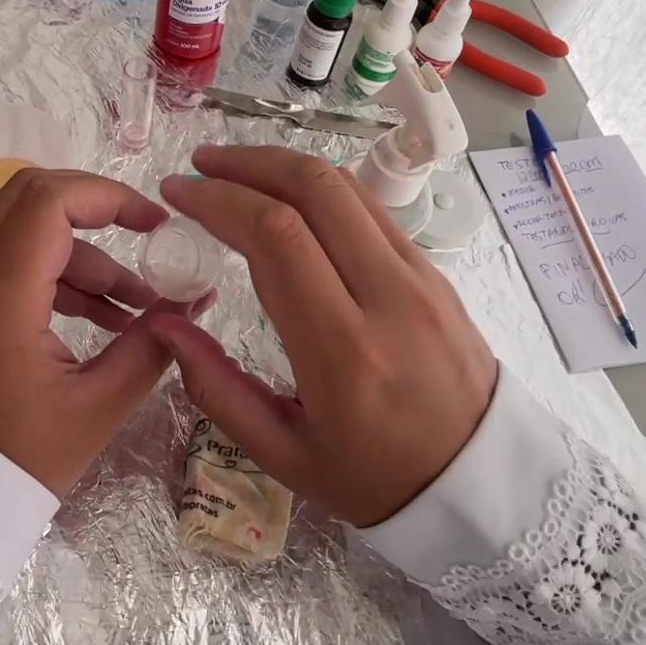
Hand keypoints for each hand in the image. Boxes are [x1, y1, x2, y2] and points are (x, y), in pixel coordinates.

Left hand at [0, 168, 203, 495]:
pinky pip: (7, 262)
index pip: (47, 203)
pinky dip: (55, 274)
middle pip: (29, 196)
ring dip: (81, 252)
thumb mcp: (99, 406)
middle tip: (144, 236)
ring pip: (20, 229)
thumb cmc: (22, 460)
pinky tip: (100, 316)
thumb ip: (152, 343)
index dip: (109, 196)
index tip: (154, 223)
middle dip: (95, 209)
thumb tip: (196, 297)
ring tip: (136, 304)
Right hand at [149, 146, 497, 525]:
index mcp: (343, 350)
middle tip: (200, 166)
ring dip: (283, 165)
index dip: (218, 201)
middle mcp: (387, 297)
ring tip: (236, 170)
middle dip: (247, 163)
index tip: (178, 194)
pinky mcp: (434, 271)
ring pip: (347, 188)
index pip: (276, 237)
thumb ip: (216, 387)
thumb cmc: (375, 479)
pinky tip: (289, 198)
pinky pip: (371, 209)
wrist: (480, 481)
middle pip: (314, 189)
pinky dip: (321, 189)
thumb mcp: (283, 453)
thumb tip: (165, 323)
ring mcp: (420, 276)